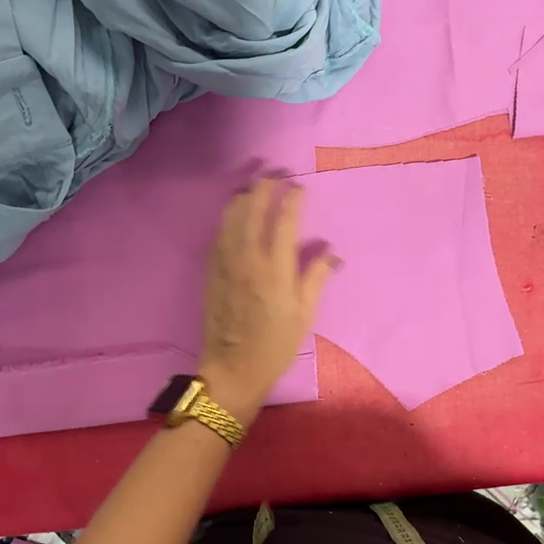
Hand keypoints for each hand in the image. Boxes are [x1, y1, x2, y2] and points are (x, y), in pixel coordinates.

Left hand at [198, 178, 334, 423]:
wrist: (233, 369)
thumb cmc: (275, 345)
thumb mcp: (305, 315)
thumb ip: (316, 278)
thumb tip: (331, 253)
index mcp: (275, 270)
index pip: (284, 223)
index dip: (293, 200)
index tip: (300, 187)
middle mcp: (248, 260)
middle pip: (253, 211)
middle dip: (265, 189)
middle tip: (275, 174)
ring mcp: (226, 263)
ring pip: (231, 218)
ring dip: (243, 197)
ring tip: (254, 184)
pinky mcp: (212, 271)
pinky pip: (219, 235)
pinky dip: (228, 217)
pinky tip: (234, 212)